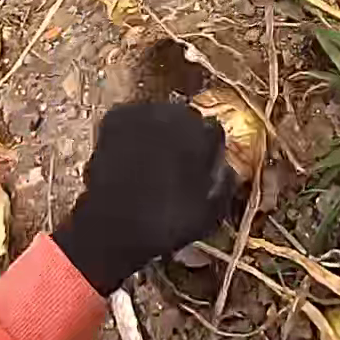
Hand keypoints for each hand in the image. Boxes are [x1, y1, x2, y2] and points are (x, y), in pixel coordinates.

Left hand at [53, 101, 235, 294]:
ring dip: (157, 132)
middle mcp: (177, 113)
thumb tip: (229, 169)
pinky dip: (130, 131)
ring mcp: (144, 111)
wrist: (110, 227)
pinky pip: (131, 118)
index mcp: (204, 133)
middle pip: (187, 119)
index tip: (201, 168)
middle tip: (174, 165)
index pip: (214, 131)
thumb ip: (225, 185)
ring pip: (158, 115)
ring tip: (148, 161)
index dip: (208, 150)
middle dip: (184, 137)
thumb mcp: (209, 214)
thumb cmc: (164, 223)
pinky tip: (127, 154)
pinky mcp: (116, 117)